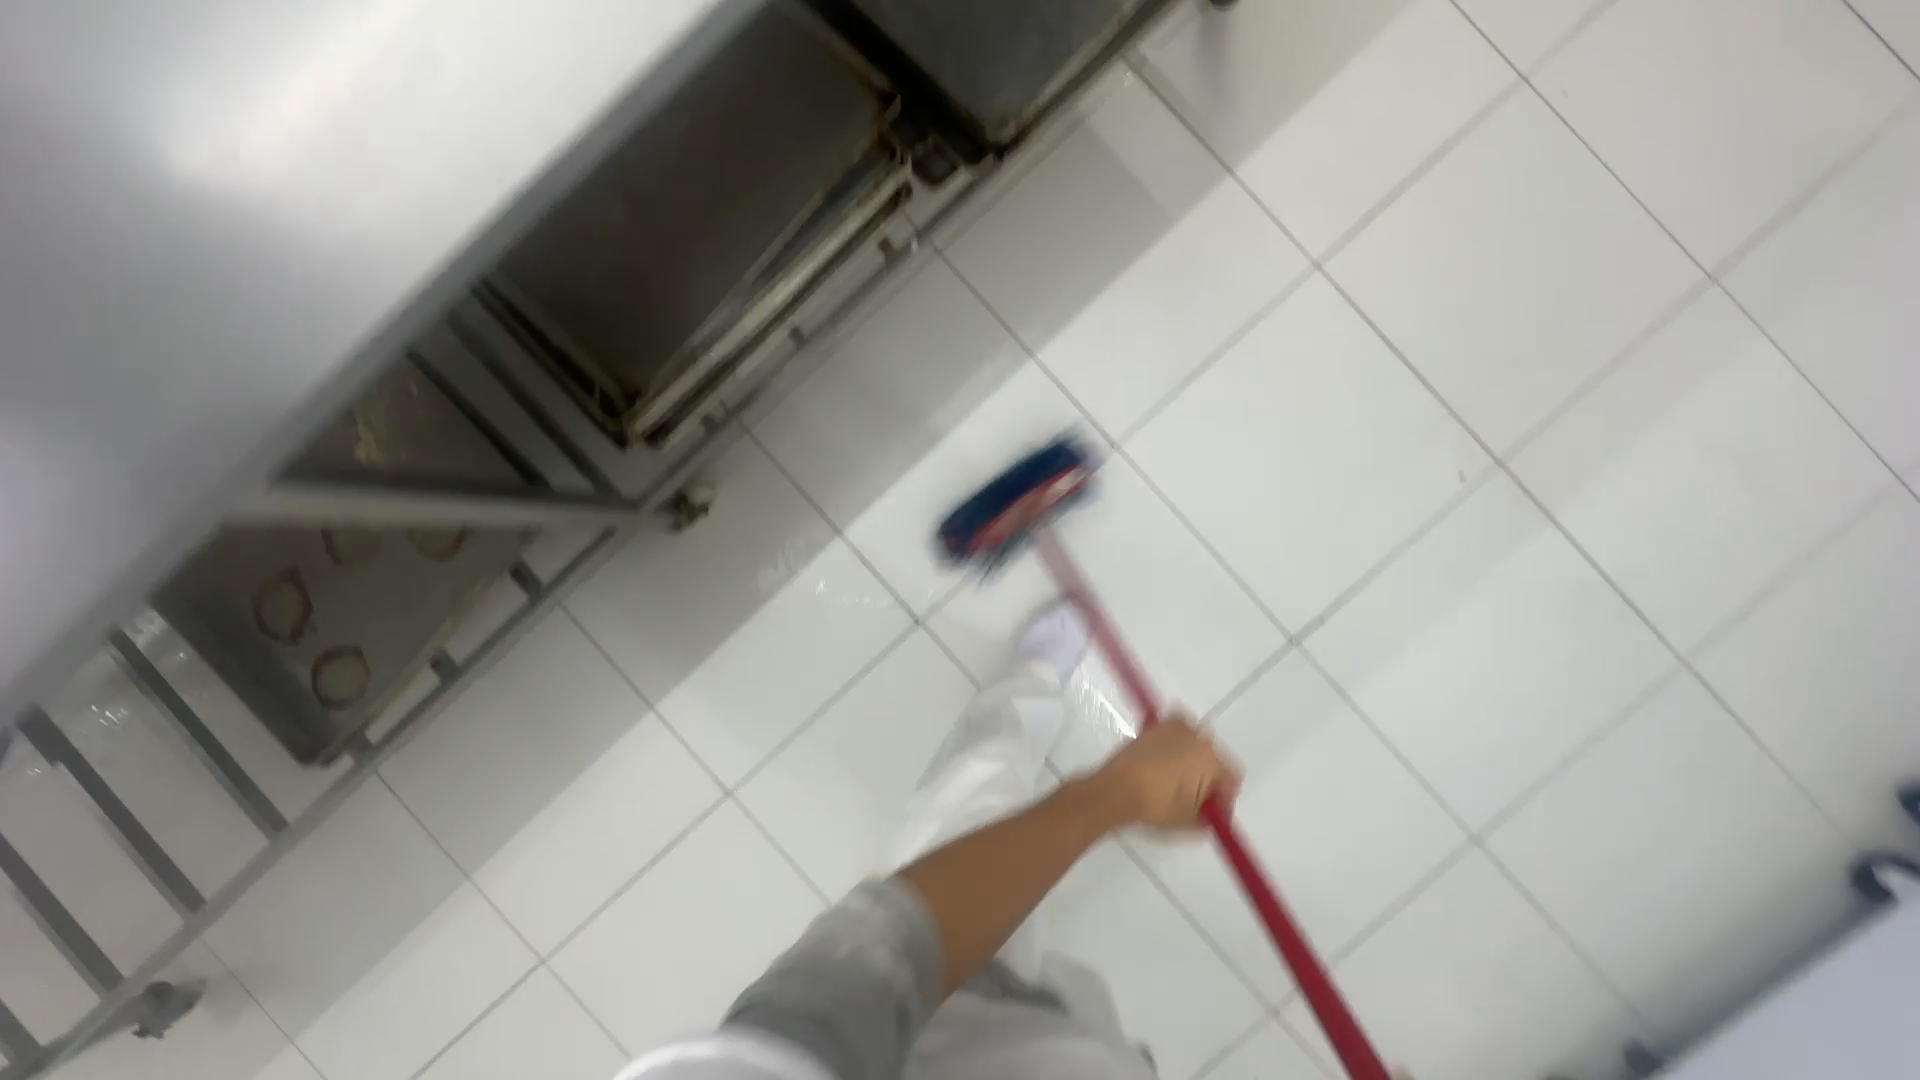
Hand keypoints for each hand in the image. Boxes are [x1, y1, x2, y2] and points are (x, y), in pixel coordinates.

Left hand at [1081, 711, 1241, 830]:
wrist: (1117, 788)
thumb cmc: (1156, 805)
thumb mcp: (1188, 823)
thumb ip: (1209, 821)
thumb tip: (1212, 819)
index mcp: (1212, 760)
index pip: (1232, 779)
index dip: (1225, 799)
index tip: (1214, 814)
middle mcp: (1199, 738)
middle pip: (1215, 759)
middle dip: (1210, 779)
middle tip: (1196, 799)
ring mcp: (1176, 727)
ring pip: (1197, 744)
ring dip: (1194, 760)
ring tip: (1179, 781)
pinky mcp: (1155, 725)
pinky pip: (1176, 728)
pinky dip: (1177, 739)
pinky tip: (1168, 757)